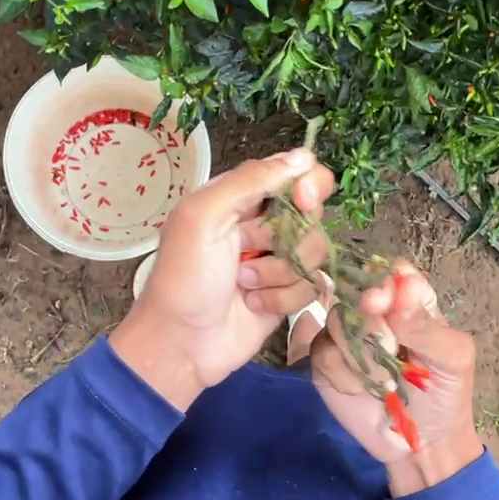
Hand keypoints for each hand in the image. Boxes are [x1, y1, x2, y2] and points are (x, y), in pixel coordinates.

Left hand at [109, 148, 333, 410]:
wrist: (182, 343)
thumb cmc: (185, 275)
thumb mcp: (206, 216)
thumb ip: (251, 180)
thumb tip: (304, 156)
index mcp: (239, 196)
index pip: (294, 172)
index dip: (308, 184)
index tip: (303, 200)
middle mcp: (263, 223)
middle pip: (312, 212)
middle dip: (285, 236)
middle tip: (247, 249)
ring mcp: (278, 259)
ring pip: (315, 250)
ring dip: (278, 271)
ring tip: (242, 283)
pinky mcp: (288, 293)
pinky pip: (312, 285)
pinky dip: (282, 296)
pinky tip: (253, 303)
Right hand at [310, 262, 483, 494]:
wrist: (420, 445)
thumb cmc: (445, 394)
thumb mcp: (452, 359)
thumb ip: (426, 325)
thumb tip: (399, 290)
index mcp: (410, 301)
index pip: (392, 272)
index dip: (383, 281)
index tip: (382, 301)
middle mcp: (375, 310)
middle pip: (356, 291)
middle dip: (372, 324)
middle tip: (391, 351)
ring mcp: (346, 333)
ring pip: (336, 320)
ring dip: (361, 355)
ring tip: (385, 382)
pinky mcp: (325, 359)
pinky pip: (323, 352)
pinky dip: (344, 375)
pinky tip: (361, 390)